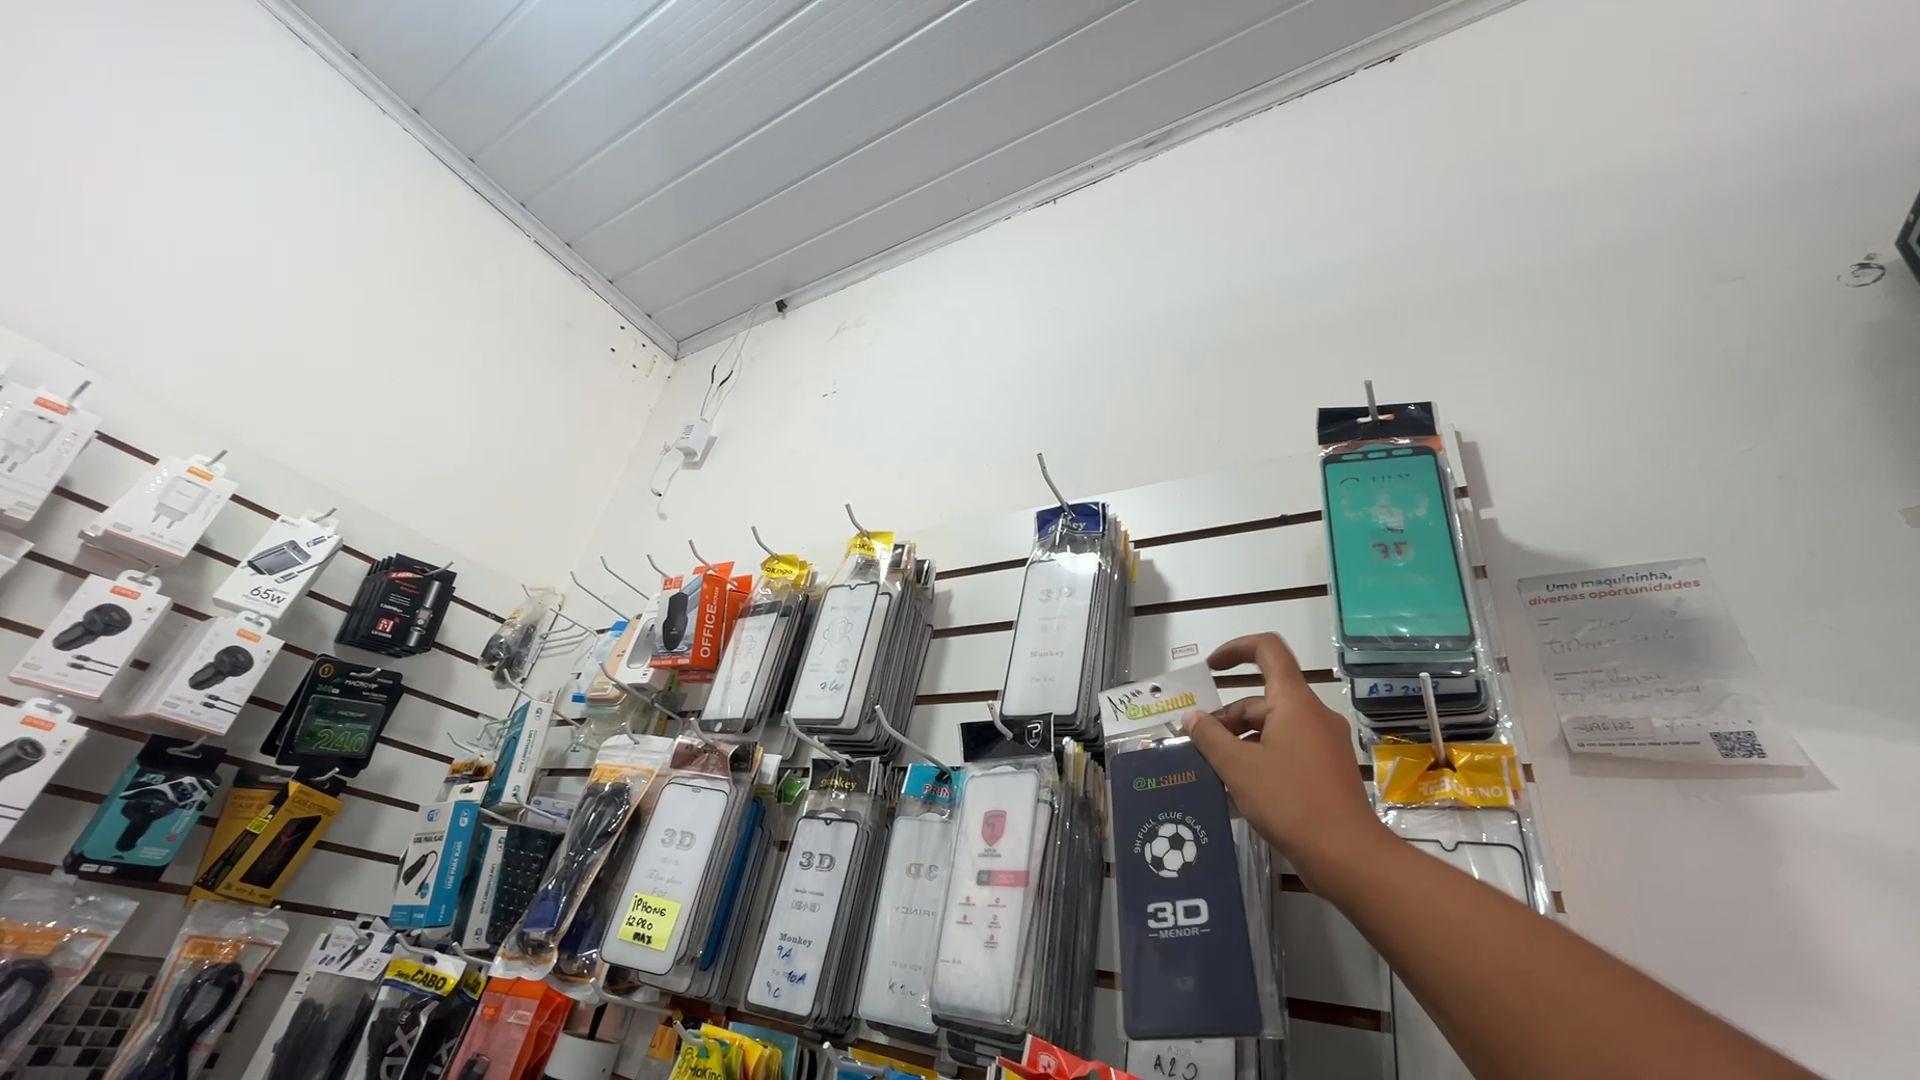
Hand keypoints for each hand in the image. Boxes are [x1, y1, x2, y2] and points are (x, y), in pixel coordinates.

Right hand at [1182, 633, 1387, 882]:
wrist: (1346, 855)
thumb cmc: (1289, 800)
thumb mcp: (1238, 766)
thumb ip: (1209, 737)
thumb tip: (1192, 717)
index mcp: (1295, 702)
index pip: (1267, 650)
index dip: (1236, 649)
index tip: (1210, 668)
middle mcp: (1313, 716)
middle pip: (1263, 701)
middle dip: (1227, 719)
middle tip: (1198, 747)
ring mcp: (1324, 745)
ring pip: (1273, 730)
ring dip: (1240, 744)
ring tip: (1213, 773)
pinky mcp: (1327, 771)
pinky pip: (1286, 753)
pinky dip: (1260, 762)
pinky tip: (1238, 793)